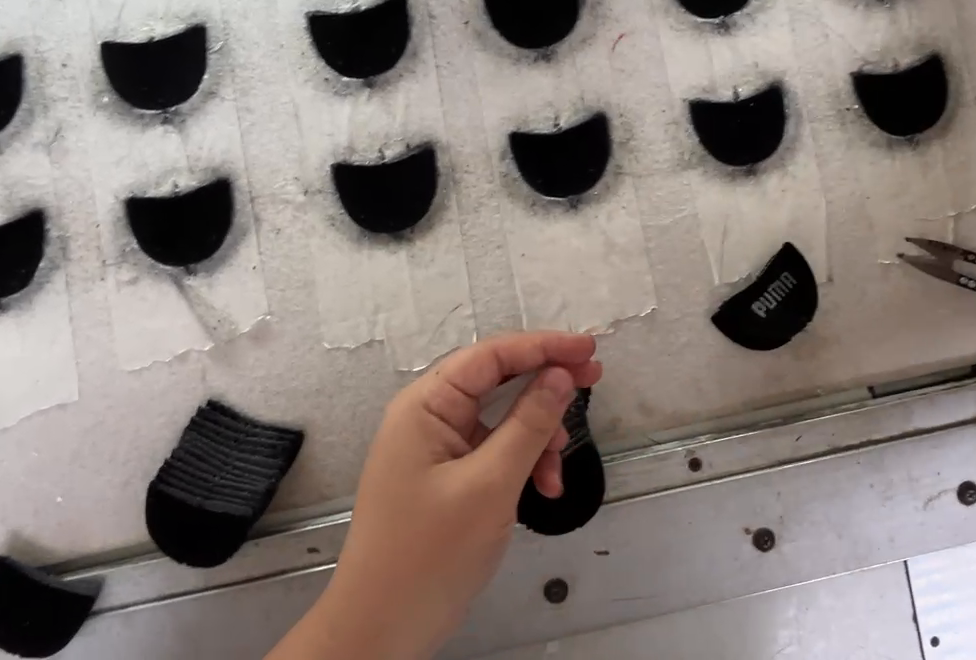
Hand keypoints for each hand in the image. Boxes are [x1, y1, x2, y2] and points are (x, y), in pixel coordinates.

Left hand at [268, 332, 602, 659]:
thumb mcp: (490, 485)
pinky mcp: (446, 476)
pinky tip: (543, 490)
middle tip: (593, 382)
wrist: (381, 630)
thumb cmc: (430, 553)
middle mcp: (429, 415)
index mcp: (426, 404)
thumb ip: (529, 424)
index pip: (492, 355)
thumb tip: (560, 375)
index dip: (543, 346)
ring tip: (557, 471)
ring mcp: (437, 447)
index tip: (589, 347)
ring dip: (537, 437)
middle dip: (546, 384)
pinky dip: (522, 464)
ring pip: (501, 420)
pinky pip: (493, 451)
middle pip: (497, 381)